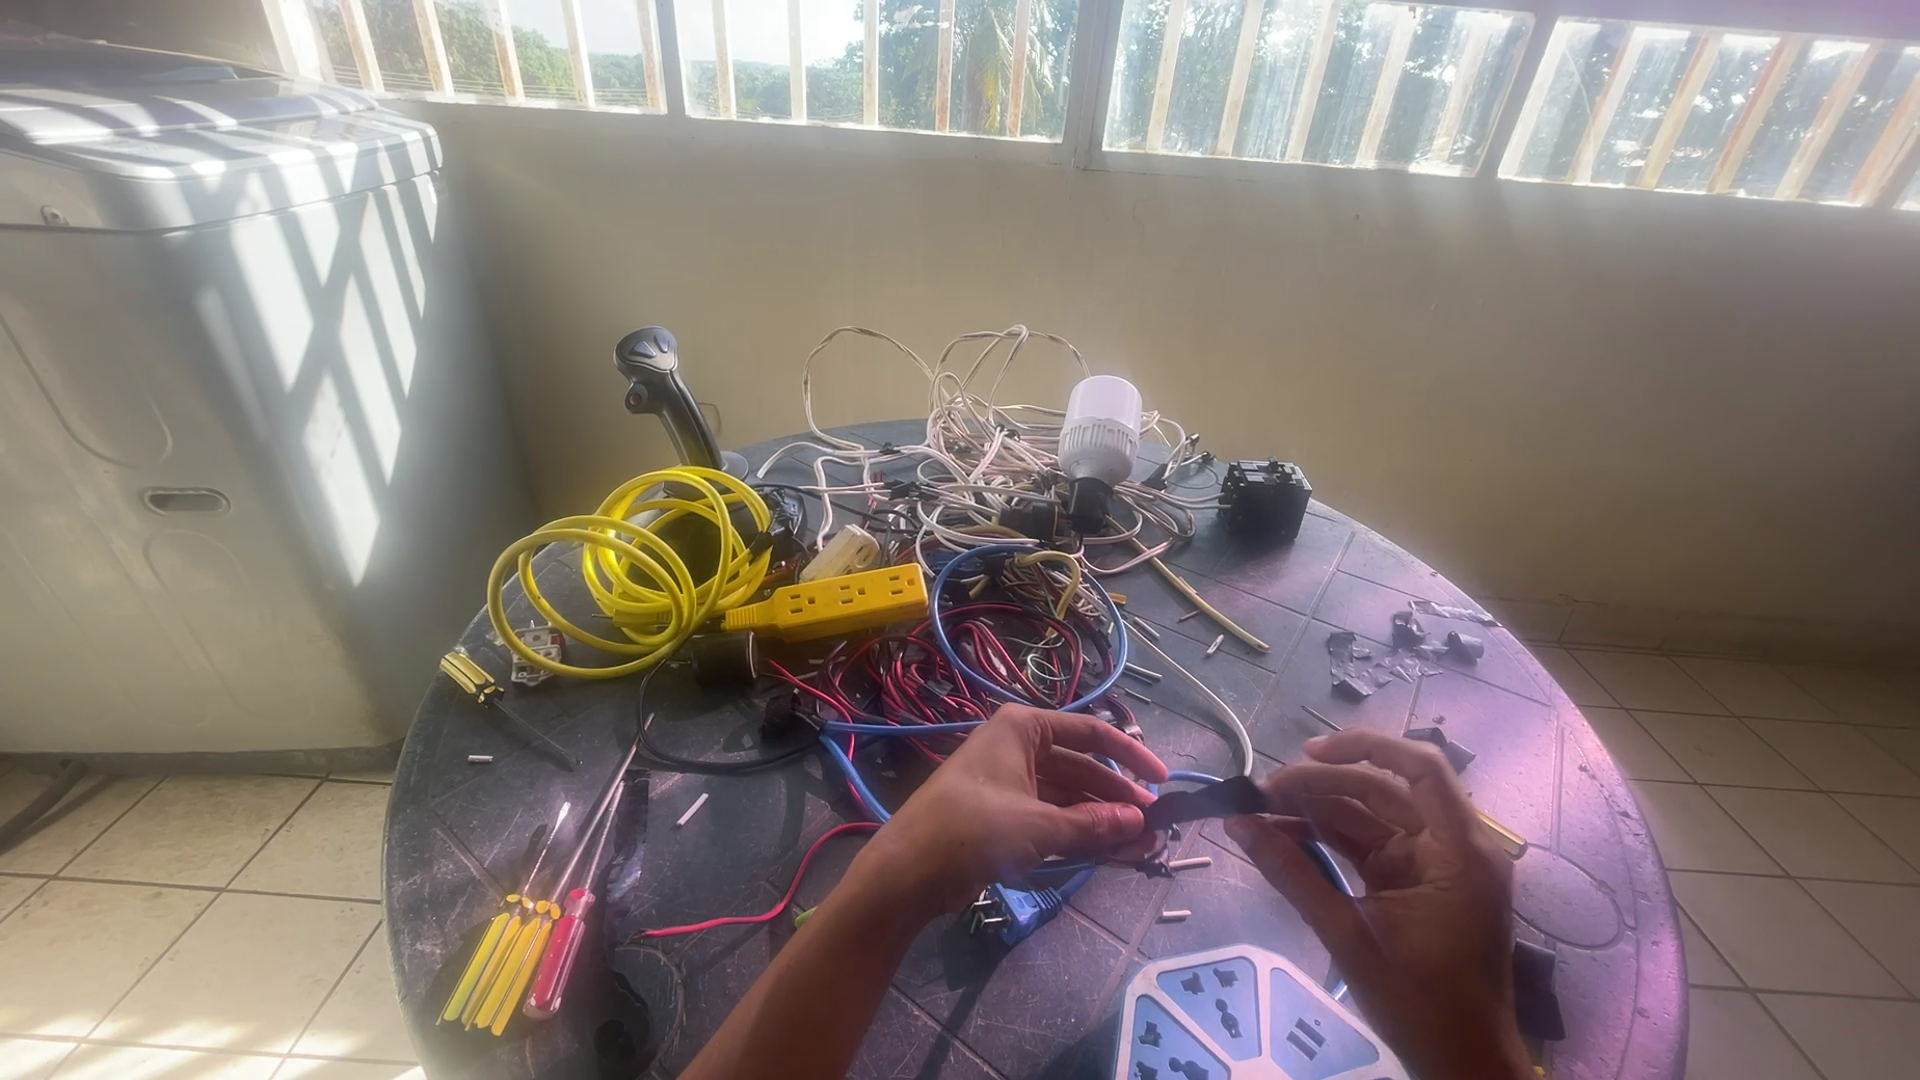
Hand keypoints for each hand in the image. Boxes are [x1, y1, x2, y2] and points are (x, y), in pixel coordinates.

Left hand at [852, 704, 1168, 917]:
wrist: (909, 870)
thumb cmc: (972, 828)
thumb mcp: (1038, 826)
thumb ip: (1092, 825)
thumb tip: (1141, 824)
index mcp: (1023, 729)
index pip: (1090, 733)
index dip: (1130, 755)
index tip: (1162, 781)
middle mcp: (1019, 748)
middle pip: (1081, 768)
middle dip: (1117, 799)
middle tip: (1155, 829)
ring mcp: (1011, 783)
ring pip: (1069, 797)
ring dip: (1103, 821)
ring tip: (1142, 847)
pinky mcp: (1005, 816)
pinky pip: (1053, 819)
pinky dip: (1080, 834)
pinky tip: (1112, 854)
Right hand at [1222, 731, 1529, 1079]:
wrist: (1464, 1068)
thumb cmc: (1421, 1006)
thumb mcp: (1348, 936)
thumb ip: (1292, 875)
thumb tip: (1237, 825)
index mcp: (1458, 854)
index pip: (1422, 769)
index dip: (1366, 747)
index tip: (1307, 753)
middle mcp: (1451, 847)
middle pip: (1380, 791)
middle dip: (1318, 787)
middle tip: (1260, 796)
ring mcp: (1432, 865)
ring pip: (1367, 816)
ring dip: (1315, 812)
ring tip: (1260, 814)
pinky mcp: (1413, 883)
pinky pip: (1365, 845)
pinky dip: (1325, 840)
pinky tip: (1282, 838)